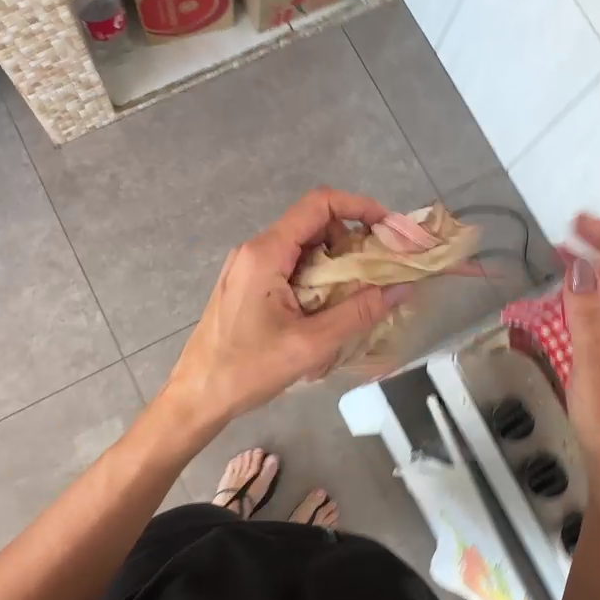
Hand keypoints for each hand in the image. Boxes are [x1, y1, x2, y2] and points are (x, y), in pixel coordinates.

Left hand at [155, 188, 415, 433]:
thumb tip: (401, 288)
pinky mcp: (247, 284)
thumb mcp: (311, 344)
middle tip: (381, 270)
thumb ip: (359, 312)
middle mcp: (254, 250)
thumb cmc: (248, 369)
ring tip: (359, 294)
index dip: (360, 206)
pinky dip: (317, 276)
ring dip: (336, 262)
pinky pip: (289, 266)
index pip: (319, 204)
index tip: (390, 228)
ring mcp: (248, 266)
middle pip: (313, 224)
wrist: (197, 396)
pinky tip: (329, 308)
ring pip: (303, 247)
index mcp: (266, 253)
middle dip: (352, 241)